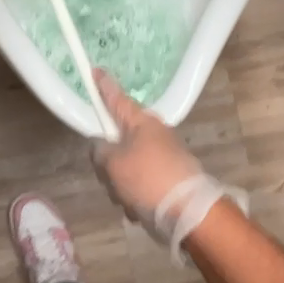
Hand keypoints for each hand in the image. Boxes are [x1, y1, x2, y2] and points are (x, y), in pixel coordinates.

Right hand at [90, 70, 203, 227]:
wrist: (187, 212)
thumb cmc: (147, 178)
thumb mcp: (112, 162)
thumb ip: (99, 150)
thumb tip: (101, 145)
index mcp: (141, 123)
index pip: (116, 98)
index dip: (103, 86)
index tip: (95, 70)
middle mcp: (153, 135)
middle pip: (116, 142)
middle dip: (108, 164)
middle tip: (108, 177)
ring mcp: (162, 158)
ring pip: (124, 167)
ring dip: (120, 185)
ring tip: (127, 200)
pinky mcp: (167, 179)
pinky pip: (138, 185)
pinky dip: (134, 197)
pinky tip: (138, 209)